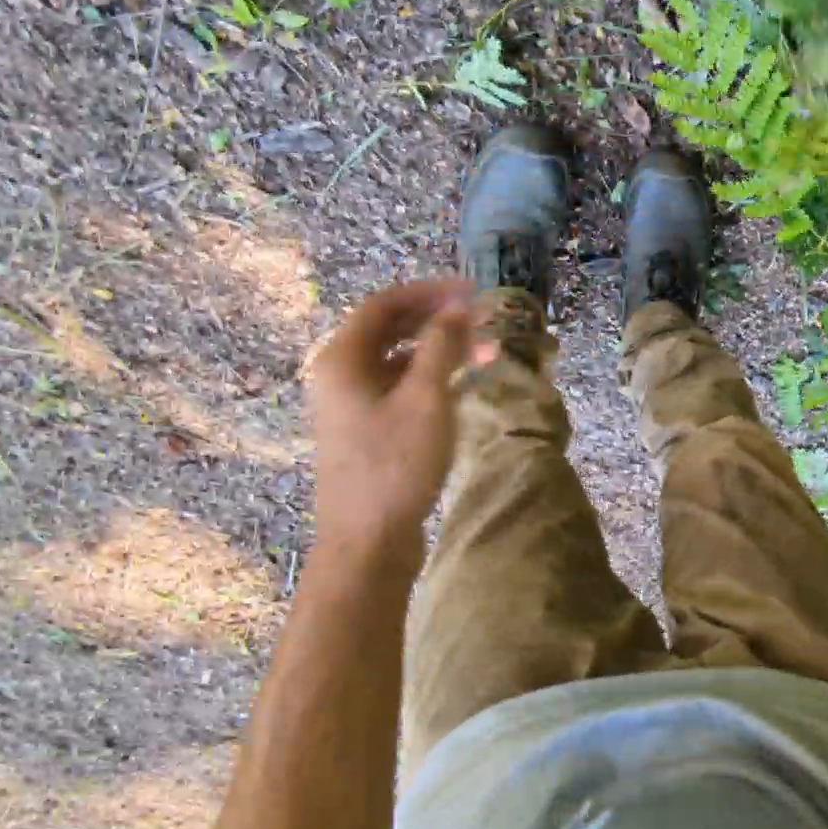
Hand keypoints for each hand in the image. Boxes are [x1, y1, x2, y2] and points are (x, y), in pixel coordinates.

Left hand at [309, 279, 473, 574]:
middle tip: (485, 319)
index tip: (475, 291)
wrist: (367, 536)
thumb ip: (442, 347)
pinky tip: (462, 383)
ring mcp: (352, 401)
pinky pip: (400, 383)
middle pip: (390, 328)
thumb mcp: (426, 399)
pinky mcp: (367, 425)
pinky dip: (432, 374)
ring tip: (487, 352)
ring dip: (441, 348)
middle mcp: (340, 373)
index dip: (430, 292)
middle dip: (438, 319)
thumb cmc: (396, 463)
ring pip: (398, 357)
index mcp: (343, 359)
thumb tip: (459, 307)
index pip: (385, 304)